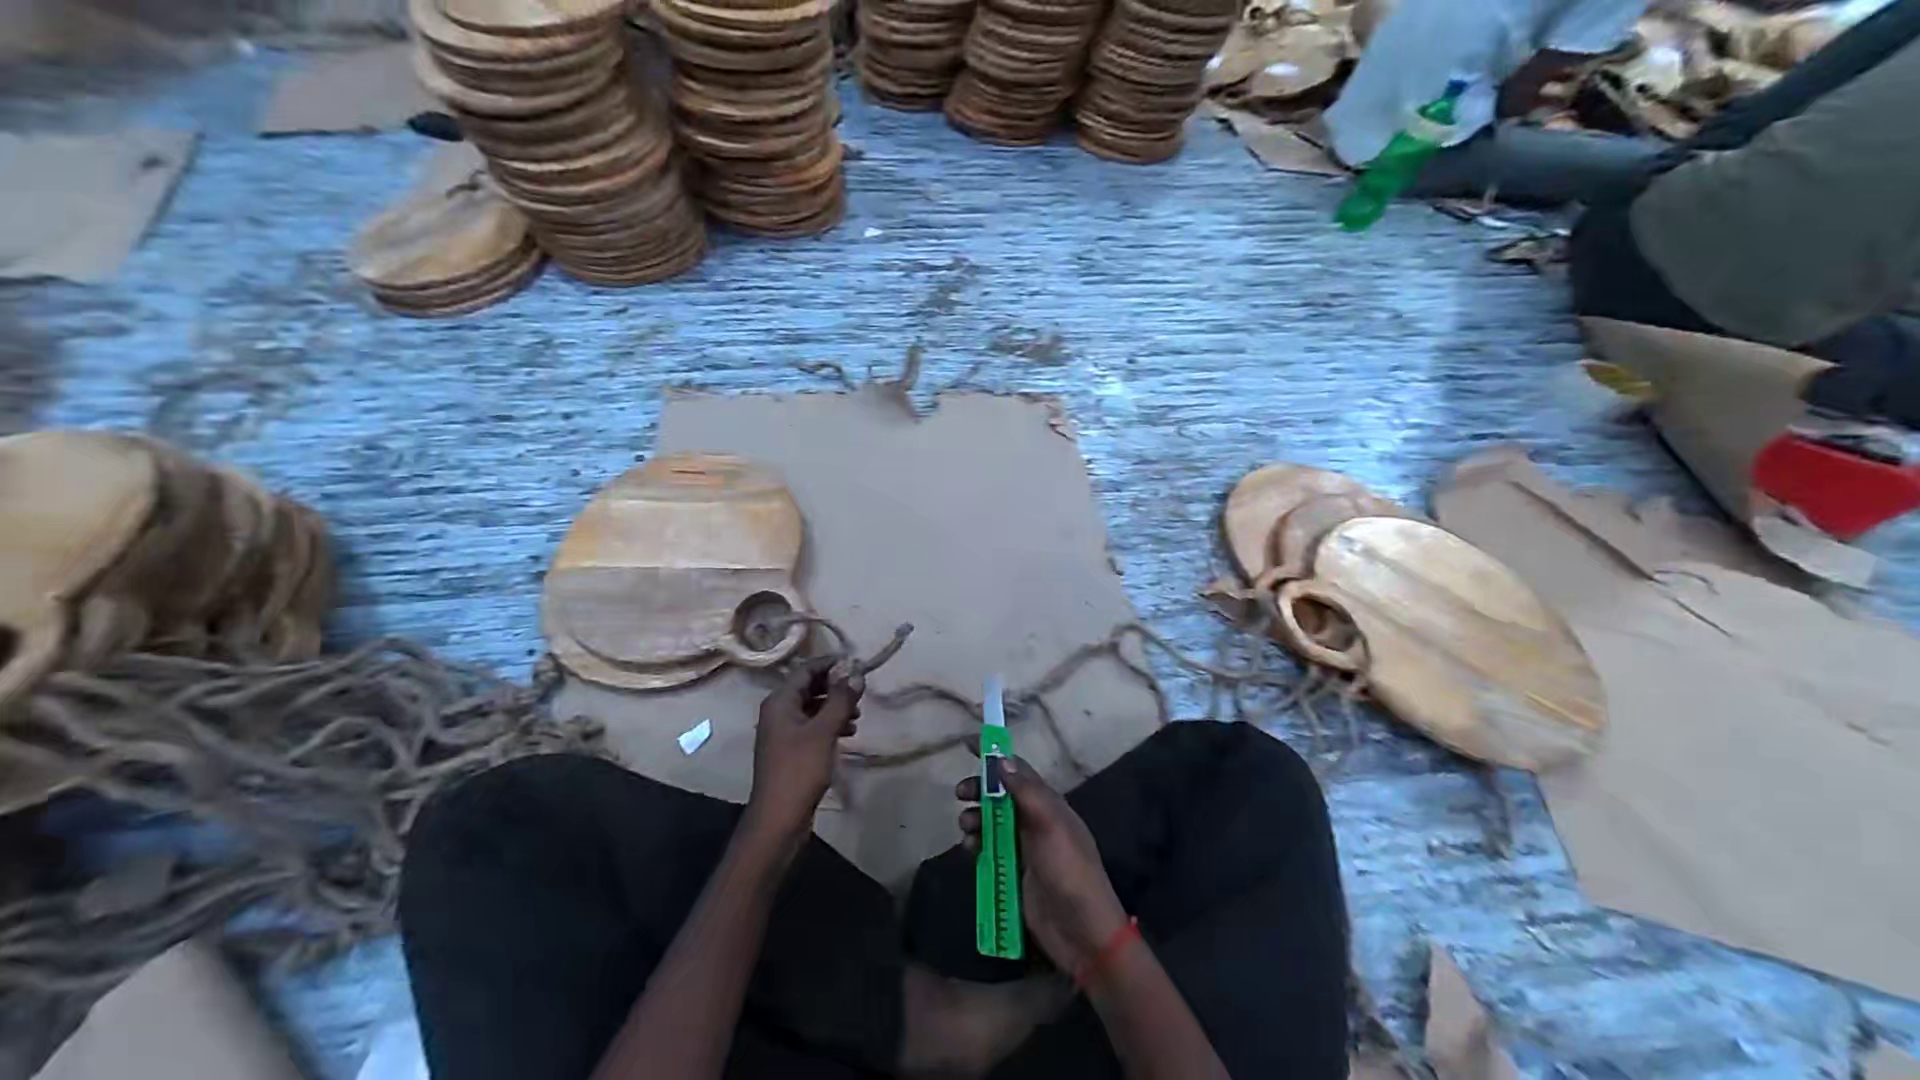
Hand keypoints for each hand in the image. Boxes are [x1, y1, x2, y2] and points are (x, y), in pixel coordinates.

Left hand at [747, 660, 860, 840]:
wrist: (779, 818)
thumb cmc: (800, 769)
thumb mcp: (824, 731)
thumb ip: (841, 700)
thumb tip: (856, 673)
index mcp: (779, 701)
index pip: (806, 670)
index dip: (831, 664)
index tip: (857, 663)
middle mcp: (778, 712)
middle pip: (809, 687)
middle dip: (835, 687)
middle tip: (861, 691)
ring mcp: (783, 732)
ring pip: (812, 707)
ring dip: (835, 707)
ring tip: (857, 715)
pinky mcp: (791, 750)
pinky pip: (812, 726)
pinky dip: (830, 724)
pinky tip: (848, 732)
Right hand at [957, 758, 1127, 975]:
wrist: (1082, 933)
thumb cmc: (1069, 872)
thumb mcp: (1051, 826)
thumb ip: (1027, 792)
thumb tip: (1002, 759)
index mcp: (1049, 805)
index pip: (1019, 771)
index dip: (995, 757)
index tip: (969, 745)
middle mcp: (1036, 822)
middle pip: (1002, 796)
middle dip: (980, 790)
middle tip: (960, 793)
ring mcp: (1024, 849)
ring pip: (992, 823)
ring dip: (976, 818)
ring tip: (966, 827)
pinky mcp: (1013, 874)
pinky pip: (989, 851)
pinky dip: (977, 845)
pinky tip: (969, 850)